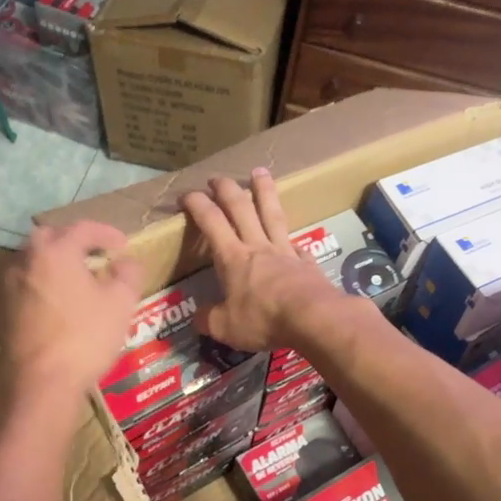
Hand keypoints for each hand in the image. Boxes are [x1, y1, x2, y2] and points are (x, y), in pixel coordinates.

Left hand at [2, 221, 145, 389]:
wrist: (42, 383)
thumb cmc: (85, 337)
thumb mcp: (121, 303)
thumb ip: (128, 274)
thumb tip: (126, 262)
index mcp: (56, 251)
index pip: (83, 228)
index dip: (106, 233)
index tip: (123, 245)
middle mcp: (27, 261)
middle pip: (49, 237)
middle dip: (73, 240)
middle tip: (95, 254)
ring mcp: (10, 286)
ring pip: (33, 260)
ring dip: (55, 261)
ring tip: (78, 277)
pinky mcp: (4, 310)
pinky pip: (26, 283)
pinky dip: (44, 282)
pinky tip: (60, 301)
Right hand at [181, 169, 344, 351]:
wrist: (313, 317)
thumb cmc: (264, 319)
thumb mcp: (226, 327)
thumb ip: (210, 320)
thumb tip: (199, 317)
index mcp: (233, 258)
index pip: (211, 222)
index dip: (197, 205)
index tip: (187, 194)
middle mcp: (258, 247)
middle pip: (242, 208)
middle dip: (227, 189)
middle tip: (218, 177)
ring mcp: (285, 252)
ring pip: (273, 214)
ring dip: (265, 191)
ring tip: (260, 172)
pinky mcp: (307, 263)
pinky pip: (298, 248)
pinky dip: (293, 243)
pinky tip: (295, 244)